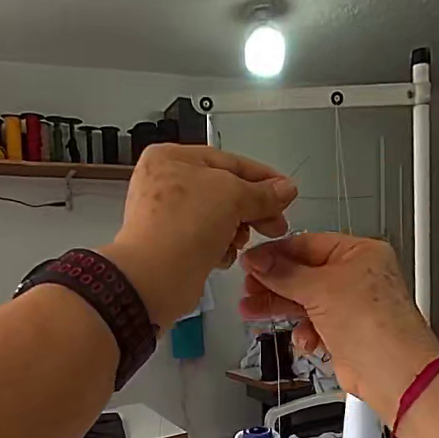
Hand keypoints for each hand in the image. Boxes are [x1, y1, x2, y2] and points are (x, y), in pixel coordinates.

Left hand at [99, 144, 296, 324]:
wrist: (154, 279)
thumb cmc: (180, 228)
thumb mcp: (234, 196)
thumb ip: (263, 193)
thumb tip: (284, 190)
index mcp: (170, 158)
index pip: (228, 161)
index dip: (262, 177)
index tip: (284, 191)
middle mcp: (164, 186)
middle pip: (223, 192)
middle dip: (251, 209)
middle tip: (274, 222)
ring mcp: (165, 218)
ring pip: (216, 219)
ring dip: (234, 231)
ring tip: (239, 241)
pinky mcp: (170, 247)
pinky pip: (204, 243)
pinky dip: (217, 249)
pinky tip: (221, 256)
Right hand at [238, 233, 438, 416]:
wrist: (390, 371)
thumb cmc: (375, 325)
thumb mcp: (320, 288)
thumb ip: (283, 274)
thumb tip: (258, 260)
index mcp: (359, 253)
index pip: (307, 244)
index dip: (275, 254)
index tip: (250, 262)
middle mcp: (355, 278)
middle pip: (301, 274)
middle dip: (272, 283)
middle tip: (248, 287)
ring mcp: (348, 306)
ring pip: (302, 301)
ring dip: (278, 307)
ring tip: (252, 310)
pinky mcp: (341, 332)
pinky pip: (310, 325)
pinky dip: (302, 331)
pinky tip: (301, 337)